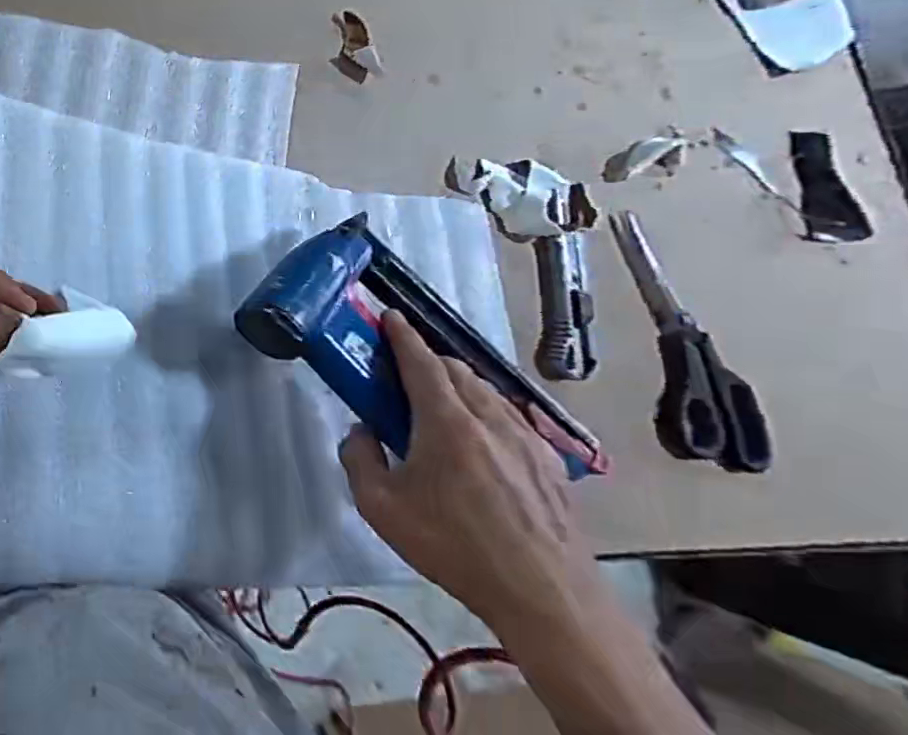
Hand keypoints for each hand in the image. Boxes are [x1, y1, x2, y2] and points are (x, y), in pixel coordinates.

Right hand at [339, 310, 601, 629]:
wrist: (544, 593)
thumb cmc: (454, 546)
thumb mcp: (382, 508)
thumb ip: (359, 458)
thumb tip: (362, 431)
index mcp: (446, 420)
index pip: (420, 360)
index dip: (402, 334)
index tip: (390, 315)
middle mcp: (488, 416)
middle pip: (455, 369)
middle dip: (427, 361)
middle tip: (404, 376)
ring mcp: (524, 436)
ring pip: (485, 390)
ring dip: (457, 385)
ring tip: (440, 408)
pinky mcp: (548, 460)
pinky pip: (509, 417)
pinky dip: (486, 412)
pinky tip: (480, 443)